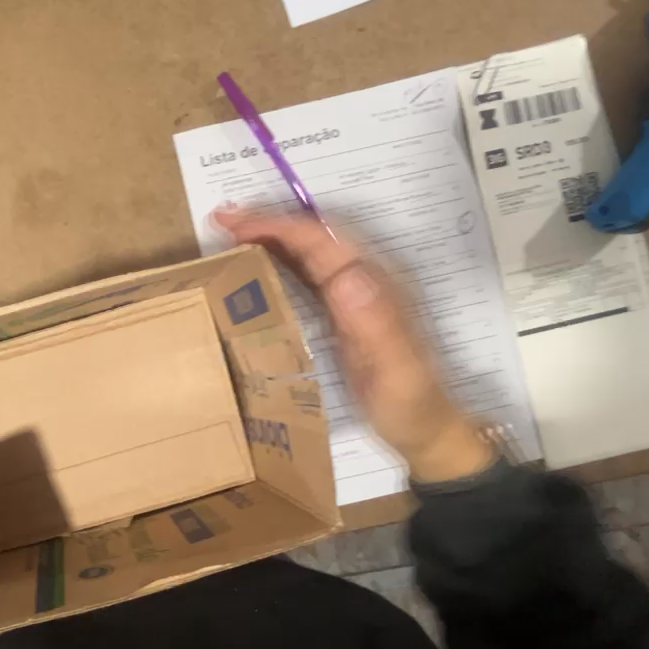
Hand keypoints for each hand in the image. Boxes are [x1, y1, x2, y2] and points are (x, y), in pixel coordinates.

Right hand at [215, 208, 495, 484]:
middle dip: (268, 222)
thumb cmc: (410, 406)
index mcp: (375, 285)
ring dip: (270, 237)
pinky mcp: (343, 311)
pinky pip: (307, 274)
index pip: (322, 241)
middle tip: (221, 219)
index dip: (279, 226)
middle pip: (313, 237)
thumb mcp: (397, 372)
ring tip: (229, 233)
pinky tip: (256, 265)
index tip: (236, 224)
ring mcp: (354, 295)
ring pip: (308, 252)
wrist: (427, 430)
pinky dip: (279, 261)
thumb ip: (378, 325)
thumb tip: (347, 274)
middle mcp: (365, 280)